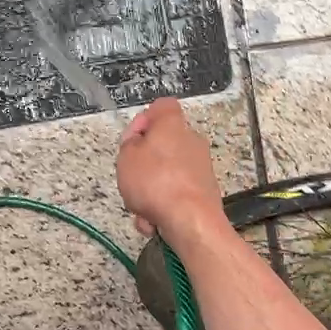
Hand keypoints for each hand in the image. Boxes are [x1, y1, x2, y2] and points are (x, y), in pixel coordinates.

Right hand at [116, 98, 221, 238]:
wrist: (190, 219)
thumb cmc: (156, 182)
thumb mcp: (126, 157)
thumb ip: (130, 144)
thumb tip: (138, 144)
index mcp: (173, 125)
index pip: (162, 107)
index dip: (143, 120)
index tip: (132, 140)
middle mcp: (192, 141)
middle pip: (162, 146)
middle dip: (144, 165)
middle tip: (131, 178)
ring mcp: (200, 168)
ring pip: (166, 175)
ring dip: (150, 192)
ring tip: (141, 209)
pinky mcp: (204, 192)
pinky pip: (175, 196)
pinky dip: (162, 208)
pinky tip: (153, 222)